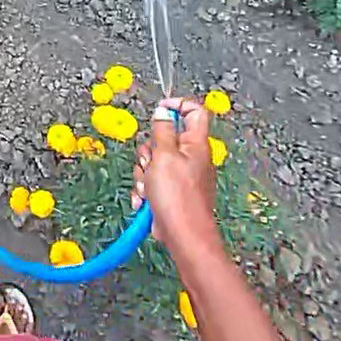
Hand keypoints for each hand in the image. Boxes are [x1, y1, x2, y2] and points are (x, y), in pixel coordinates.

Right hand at [132, 96, 224, 264]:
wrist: (182, 235)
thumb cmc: (178, 197)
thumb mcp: (164, 155)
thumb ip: (162, 130)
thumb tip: (163, 111)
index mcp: (196, 144)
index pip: (194, 111)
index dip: (177, 105)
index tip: (159, 110)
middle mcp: (191, 157)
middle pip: (164, 137)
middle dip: (150, 149)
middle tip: (152, 162)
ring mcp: (180, 174)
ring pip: (153, 160)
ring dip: (144, 173)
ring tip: (150, 187)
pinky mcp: (170, 191)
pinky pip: (151, 180)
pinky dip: (145, 189)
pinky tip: (147, 201)